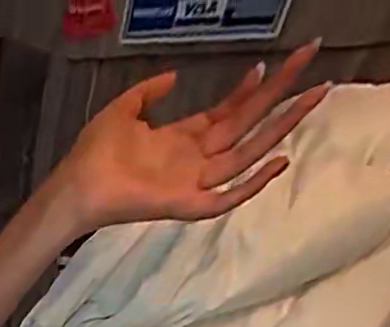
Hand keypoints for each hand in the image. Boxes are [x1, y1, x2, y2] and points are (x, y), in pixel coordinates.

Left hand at [51, 40, 331, 233]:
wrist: (73, 188)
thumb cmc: (91, 154)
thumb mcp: (121, 112)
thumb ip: (147, 93)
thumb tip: (173, 77)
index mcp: (176, 140)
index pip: (223, 115)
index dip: (247, 91)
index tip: (268, 64)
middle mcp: (188, 160)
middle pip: (244, 126)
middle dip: (280, 95)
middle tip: (312, 60)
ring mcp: (188, 183)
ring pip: (246, 155)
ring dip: (281, 127)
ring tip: (316, 95)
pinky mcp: (182, 204)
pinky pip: (223, 200)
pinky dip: (251, 185)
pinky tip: (280, 162)